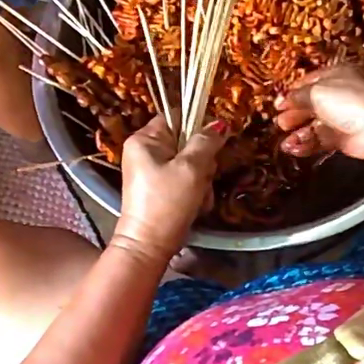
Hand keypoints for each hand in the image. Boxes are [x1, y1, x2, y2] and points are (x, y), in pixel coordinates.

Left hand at [111, 116, 225, 262]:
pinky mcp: (161, 190)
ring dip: (201, 181)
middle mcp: (145, 152)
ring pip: (191, 164)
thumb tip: (219, 125)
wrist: (148, 246)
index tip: (213, 142)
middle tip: (202, 178)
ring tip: (198, 197)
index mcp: (144, 140)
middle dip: (202, 162)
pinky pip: (185, 182)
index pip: (176, 117)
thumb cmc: (167, 203)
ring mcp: (152, 172)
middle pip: (187, 142)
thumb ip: (206, 143)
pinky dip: (195, 193)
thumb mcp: (191, 169)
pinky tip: (196, 206)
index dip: (198, 126)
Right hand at [274, 65, 363, 159]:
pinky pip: (322, 140)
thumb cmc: (348, 102)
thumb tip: (283, 100)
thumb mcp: (317, 92)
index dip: (292, 93)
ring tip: (285, 143)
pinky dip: (307, 145)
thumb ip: (296, 96)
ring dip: (298, 134)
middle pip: (311, 105)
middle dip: (294, 115)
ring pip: (315, 125)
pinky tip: (295, 149)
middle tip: (280, 123)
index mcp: (338, 75)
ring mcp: (344, 117)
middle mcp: (341, 94)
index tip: (277, 104)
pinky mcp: (345, 138)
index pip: (309, 82)